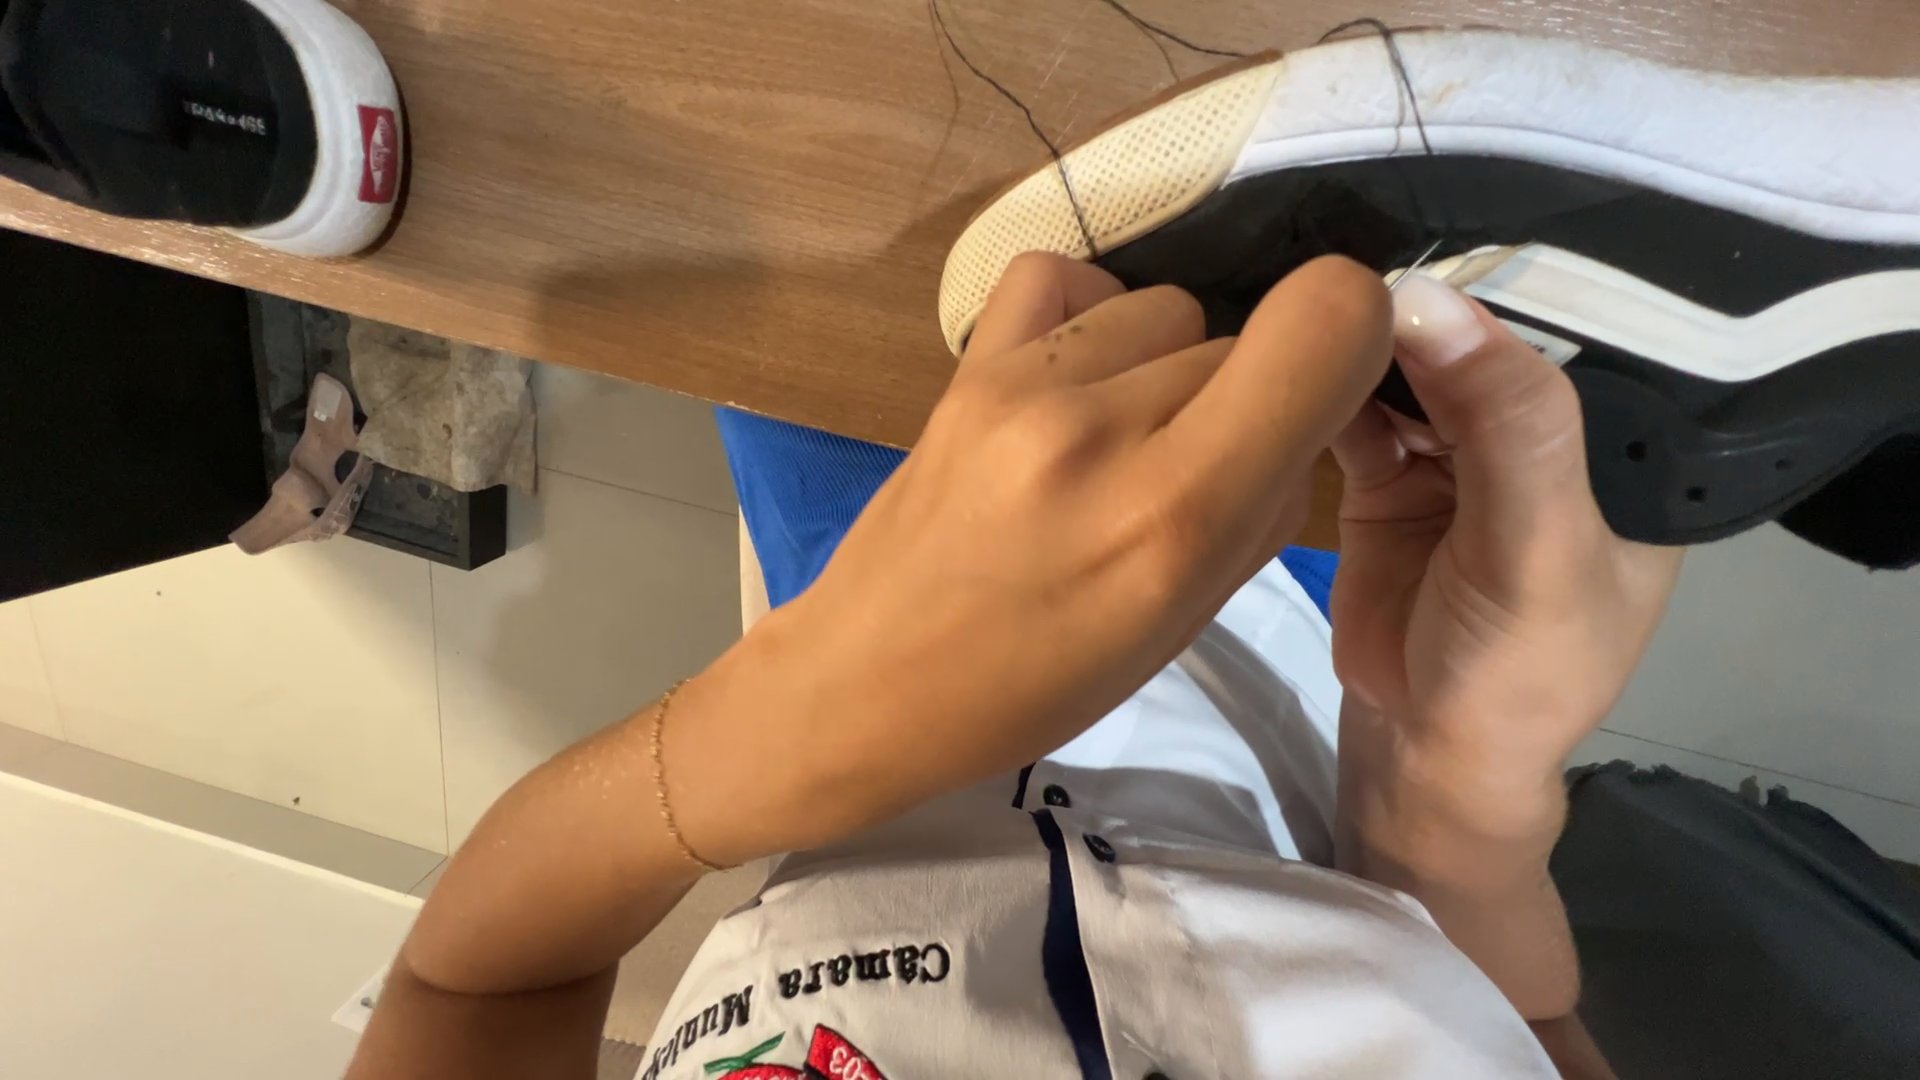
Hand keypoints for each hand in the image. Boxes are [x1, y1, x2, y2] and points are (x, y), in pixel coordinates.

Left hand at [674, 253, 1392, 861]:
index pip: (1325, 323)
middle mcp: (1100, 429)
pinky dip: (1090, 315)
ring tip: (1112, 439)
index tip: (1313, 396)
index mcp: (1174, 515)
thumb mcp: (1178, 629)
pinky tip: (1071, 379)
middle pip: (1239, 333)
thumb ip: (1257, 512)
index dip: (1348, 341)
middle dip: (1239, 397)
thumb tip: (1292, 422)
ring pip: (1162, 309)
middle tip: (1181, 471)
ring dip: (1164, 368)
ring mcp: (1020, 387)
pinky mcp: (963, 371)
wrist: (871, 679)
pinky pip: (1060, 278)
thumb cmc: (1031, 686)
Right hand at [1331, 275, 1683, 843]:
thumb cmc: (1515, 662)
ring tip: (1305, 305)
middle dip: (1416, 314)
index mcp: (1611, 444)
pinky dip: (1324, 397)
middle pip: (1473, 349)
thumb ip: (1504, 424)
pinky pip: (1352, 420)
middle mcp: (1529, 439)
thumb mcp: (1535, 545)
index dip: (1502, 288)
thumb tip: (1423, 299)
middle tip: (1339, 270)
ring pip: (1405, 378)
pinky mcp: (1383, 478)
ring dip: (1361, 351)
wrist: (1424, 739)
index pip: (1564, 337)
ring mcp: (1449, 457)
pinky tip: (1291, 365)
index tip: (1423, 232)